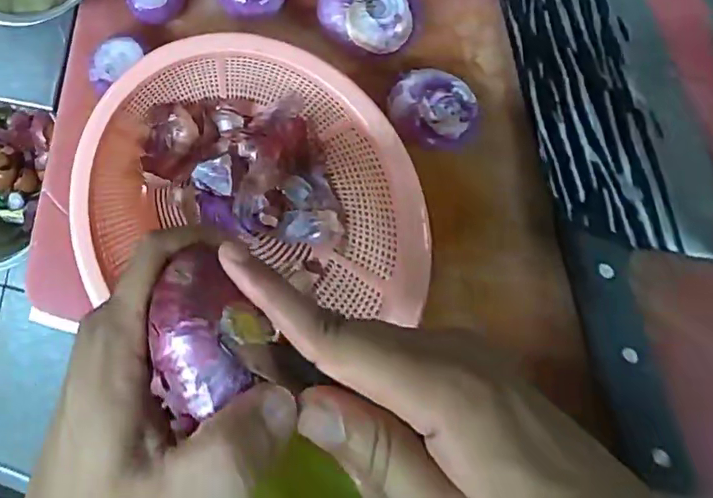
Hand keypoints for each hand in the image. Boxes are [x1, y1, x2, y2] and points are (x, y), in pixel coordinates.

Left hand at [28, 226, 297, 497]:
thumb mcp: (173, 490)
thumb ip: (233, 448)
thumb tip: (288, 397)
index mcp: (113, 334)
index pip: (153, 253)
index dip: (198, 239)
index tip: (246, 254)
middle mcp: (106, 329)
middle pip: (164, 278)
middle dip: (215, 281)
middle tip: (266, 306)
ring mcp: (105, 352)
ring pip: (162, 309)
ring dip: (207, 313)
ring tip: (256, 336)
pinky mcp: (110, 376)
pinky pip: (156, 337)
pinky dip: (192, 341)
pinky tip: (226, 375)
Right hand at [219, 242, 648, 497]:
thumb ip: (379, 459)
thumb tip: (303, 397)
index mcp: (445, 386)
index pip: (338, 336)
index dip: (276, 297)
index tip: (230, 254)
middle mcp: (455, 350)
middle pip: (354, 338)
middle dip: (297, 337)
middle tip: (239, 340)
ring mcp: (473, 355)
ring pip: (378, 348)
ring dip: (332, 357)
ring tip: (281, 364)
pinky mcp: (482, 371)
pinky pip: (406, 359)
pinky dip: (369, 369)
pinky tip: (352, 391)